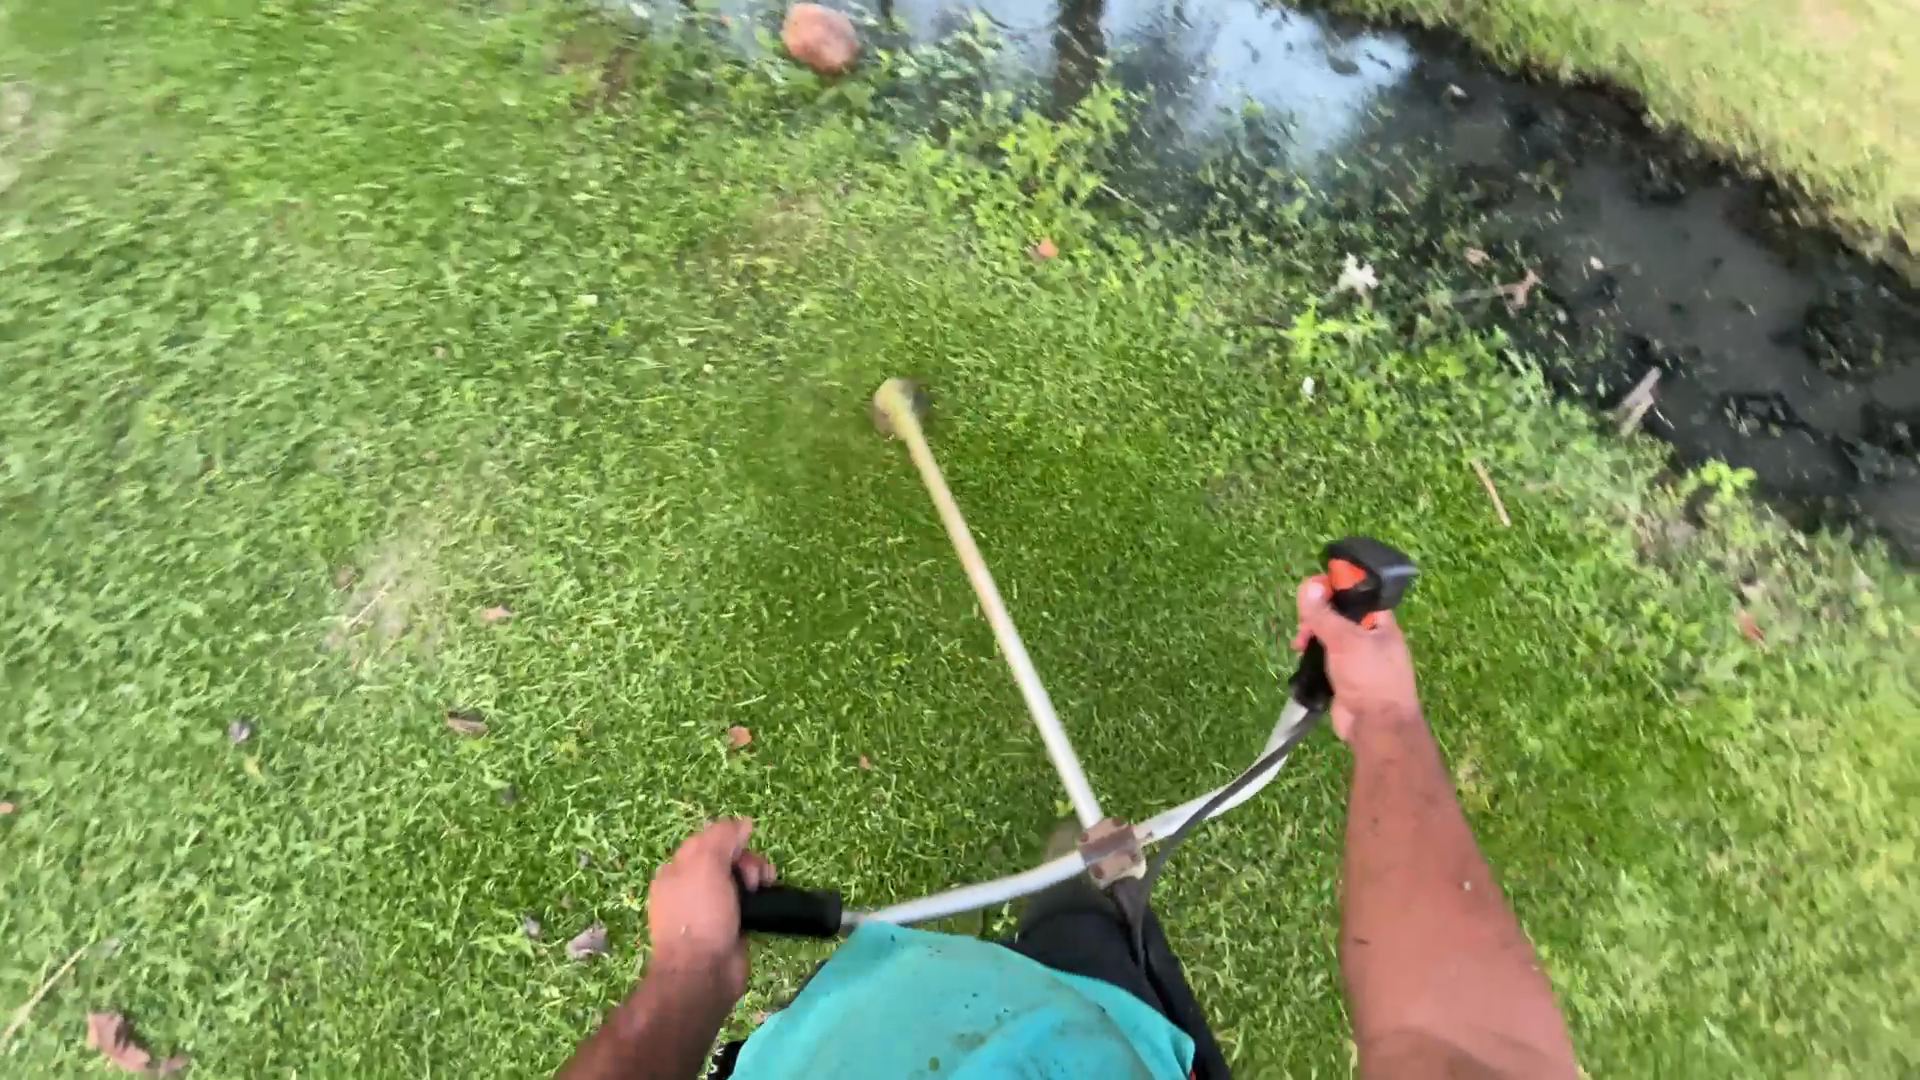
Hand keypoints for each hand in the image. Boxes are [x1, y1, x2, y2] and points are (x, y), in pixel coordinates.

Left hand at [645, 818, 776, 999]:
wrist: (703, 973)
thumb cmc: (699, 914)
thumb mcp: (706, 863)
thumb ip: (723, 837)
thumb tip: (743, 824)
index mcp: (676, 870)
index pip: (708, 839)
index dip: (729, 839)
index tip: (744, 845)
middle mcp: (691, 887)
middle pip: (727, 857)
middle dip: (746, 859)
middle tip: (753, 875)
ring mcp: (710, 908)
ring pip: (741, 877)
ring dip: (757, 876)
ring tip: (763, 888)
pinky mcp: (729, 926)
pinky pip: (747, 901)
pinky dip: (758, 898)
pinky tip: (765, 901)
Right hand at [1290, 576, 1420, 740]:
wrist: (1376, 726)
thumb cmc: (1369, 677)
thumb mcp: (1345, 640)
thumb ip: (1324, 613)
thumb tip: (1308, 585)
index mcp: (1380, 623)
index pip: (1355, 593)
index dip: (1333, 587)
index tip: (1311, 592)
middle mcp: (1370, 637)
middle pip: (1337, 613)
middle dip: (1315, 616)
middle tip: (1303, 626)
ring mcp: (1357, 657)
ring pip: (1327, 635)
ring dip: (1310, 635)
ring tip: (1299, 646)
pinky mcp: (1343, 675)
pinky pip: (1324, 655)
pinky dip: (1311, 654)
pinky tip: (1302, 657)